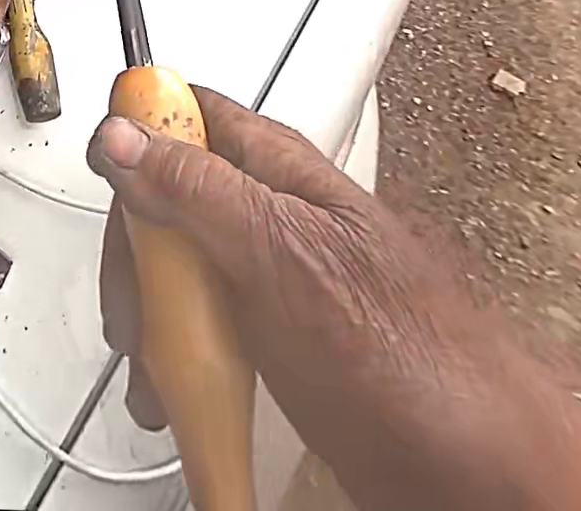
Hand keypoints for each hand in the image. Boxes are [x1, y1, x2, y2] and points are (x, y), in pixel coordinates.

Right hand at [90, 87, 580, 510]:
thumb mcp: (282, 255)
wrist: (471, 472)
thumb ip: (196, 190)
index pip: (182, 108)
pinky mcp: (253, 316)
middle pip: (159, 189)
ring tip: (157, 368)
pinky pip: (186, 309)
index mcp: (268, 164)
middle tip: (138, 307)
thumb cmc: (404, 355)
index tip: (109, 179)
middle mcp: (257, 204)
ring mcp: (254, 262)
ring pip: (166, 255)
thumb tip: (121, 133)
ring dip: (146, 309)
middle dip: (135, 250)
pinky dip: (167, 345)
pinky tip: (173, 384)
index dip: (136, 127)